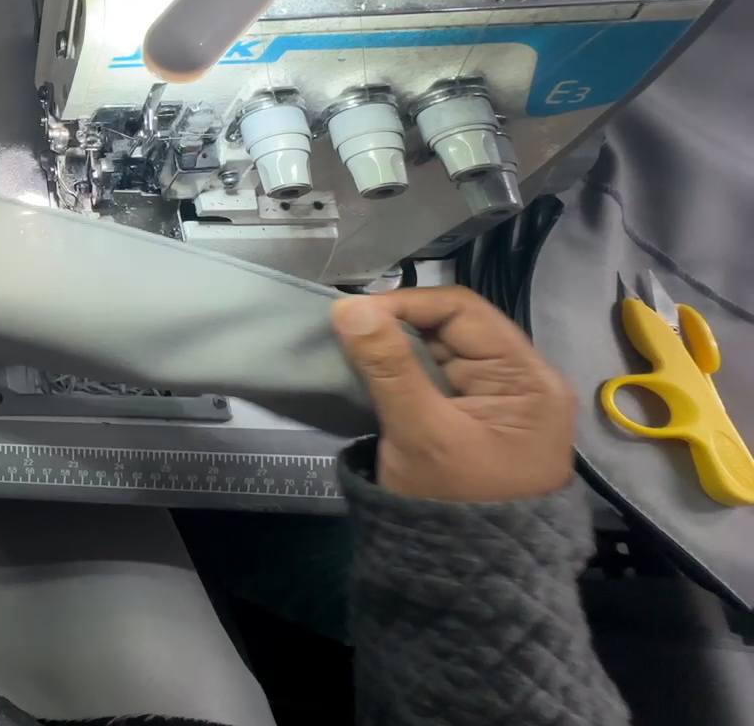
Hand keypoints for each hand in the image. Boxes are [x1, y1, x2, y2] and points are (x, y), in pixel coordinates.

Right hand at [331, 288, 576, 502]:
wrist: (466, 566)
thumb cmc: (453, 496)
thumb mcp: (418, 429)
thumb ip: (387, 365)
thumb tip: (348, 307)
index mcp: (526, 379)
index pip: (462, 311)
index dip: (404, 303)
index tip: (350, 315)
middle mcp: (516, 379)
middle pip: (448, 324)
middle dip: (393, 322)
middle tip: (343, 332)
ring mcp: (490, 396)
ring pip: (433, 345)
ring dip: (389, 343)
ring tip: (349, 349)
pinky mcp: (463, 410)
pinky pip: (425, 369)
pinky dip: (392, 363)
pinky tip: (365, 369)